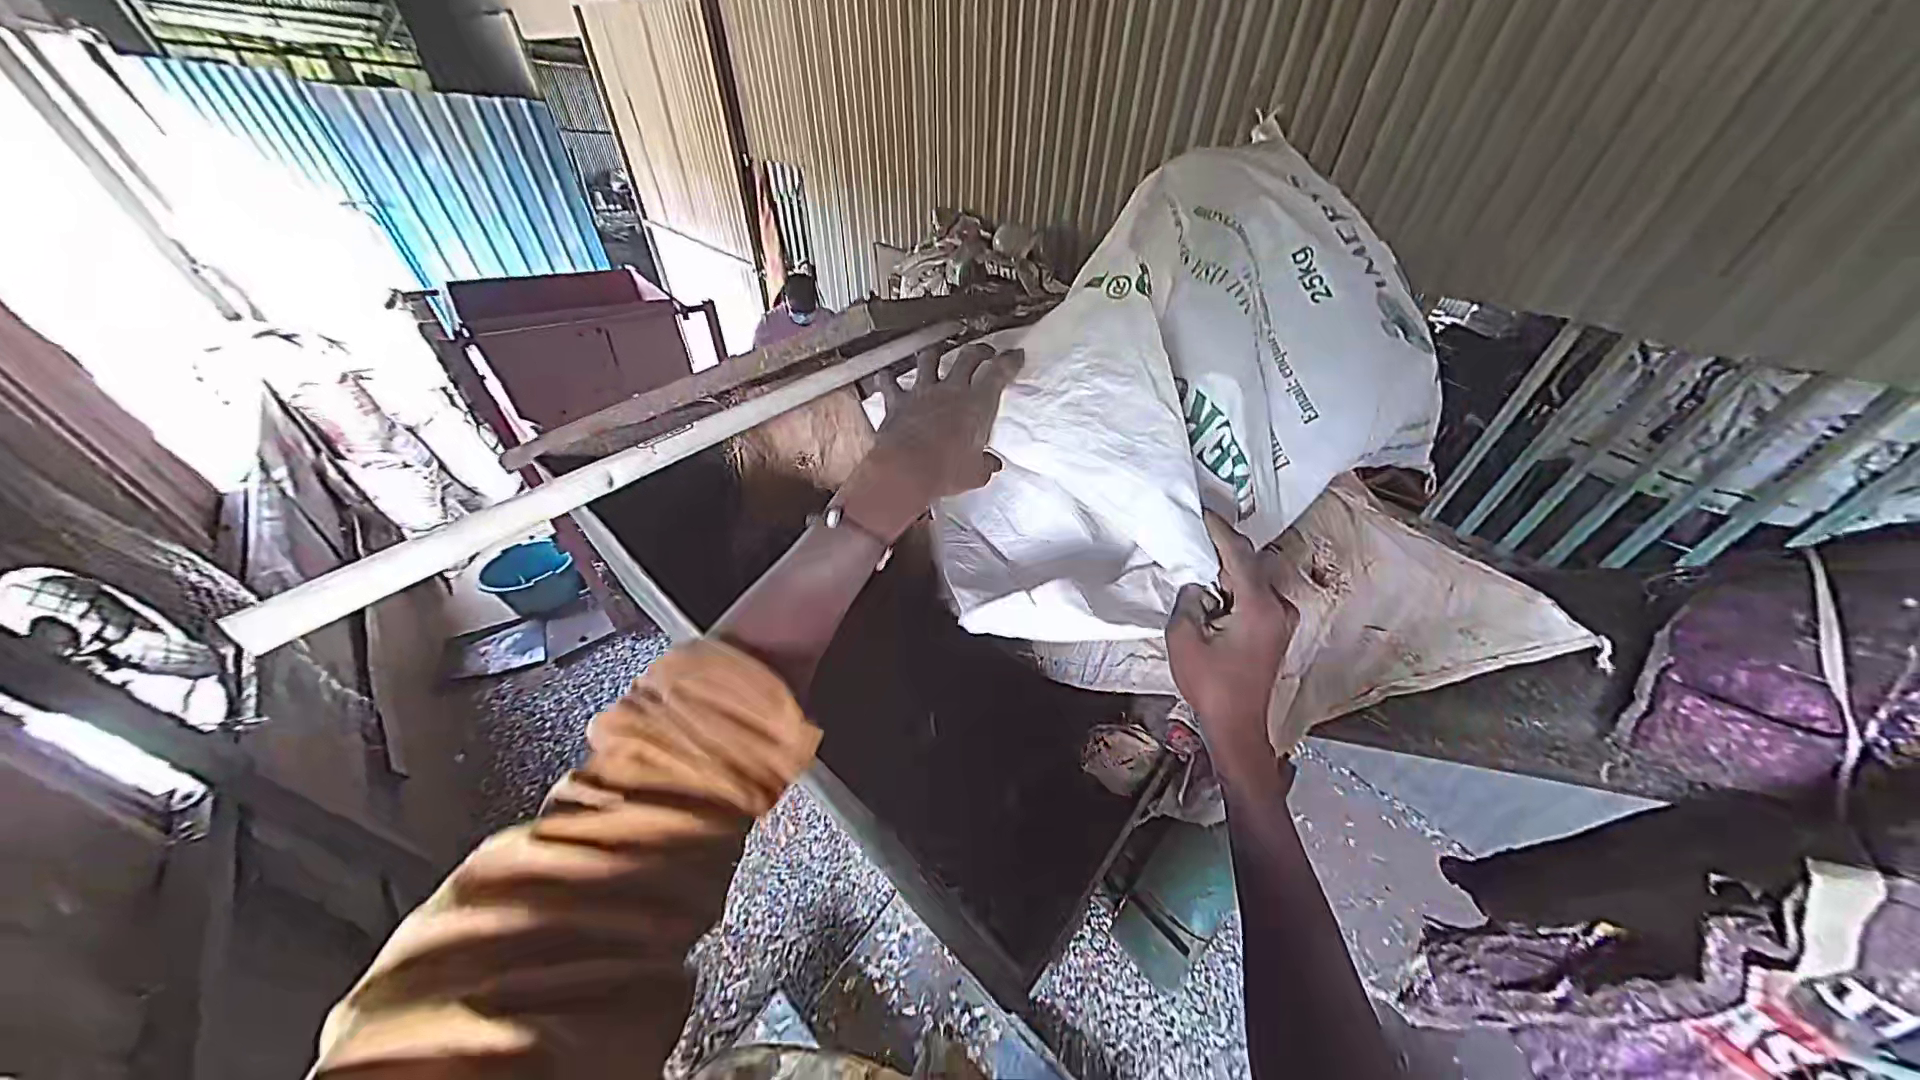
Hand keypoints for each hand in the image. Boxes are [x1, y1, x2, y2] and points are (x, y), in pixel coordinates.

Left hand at [836, 342, 1023, 540]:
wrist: (905, 470)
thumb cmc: (944, 471)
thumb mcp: (975, 473)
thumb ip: (984, 464)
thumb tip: (990, 464)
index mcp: (978, 405)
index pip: (999, 373)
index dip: (1009, 361)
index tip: (1015, 356)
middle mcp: (951, 391)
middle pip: (968, 357)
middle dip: (979, 350)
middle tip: (984, 351)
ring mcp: (922, 392)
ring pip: (930, 358)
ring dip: (936, 352)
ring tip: (938, 350)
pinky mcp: (897, 401)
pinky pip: (890, 382)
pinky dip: (888, 377)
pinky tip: (886, 375)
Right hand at [1165, 512, 1298, 770]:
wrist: (1236, 725)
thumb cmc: (1210, 683)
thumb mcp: (1184, 638)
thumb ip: (1189, 600)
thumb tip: (1198, 586)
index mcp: (1259, 606)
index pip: (1238, 554)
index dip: (1219, 529)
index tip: (1201, 510)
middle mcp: (1279, 607)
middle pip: (1249, 563)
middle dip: (1222, 548)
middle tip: (1194, 533)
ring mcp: (1282, 619)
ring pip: (1253, 579)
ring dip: (1227, 570)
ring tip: (1198, 561)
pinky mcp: (1276, 629)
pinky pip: (1254, 595)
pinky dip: (1234, 587)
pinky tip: (1212, 590)